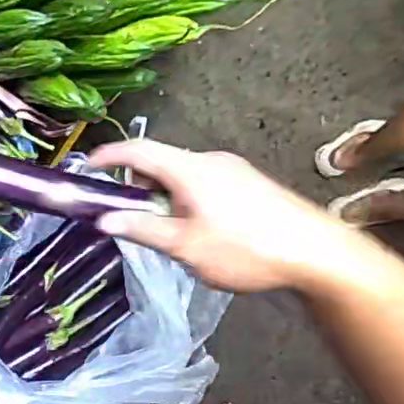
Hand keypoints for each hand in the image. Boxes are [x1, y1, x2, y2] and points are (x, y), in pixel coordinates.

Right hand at [88, 140, 392, 293]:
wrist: (317, 254)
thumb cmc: (246, 249)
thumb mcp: (185, 246)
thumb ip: (142, 229)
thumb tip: (103, 220)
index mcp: (191, 169)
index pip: (138, 149)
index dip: (108, 154)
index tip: (86, 167)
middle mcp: (210, 160)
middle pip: (159, 161)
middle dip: (135, 183)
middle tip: (125, 214)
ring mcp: (232, 169)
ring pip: (181, 174)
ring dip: (161, 194)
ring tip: (163, 230)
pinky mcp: (247, 183)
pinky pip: (201, 182)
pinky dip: (183, 197)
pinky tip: (194, 229)